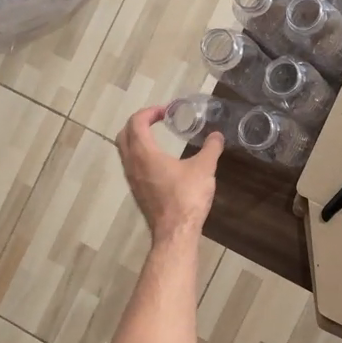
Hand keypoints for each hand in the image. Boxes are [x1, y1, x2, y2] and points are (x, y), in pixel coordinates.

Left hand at [117, 107, 221, 241]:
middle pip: (124, 134)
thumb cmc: (187, 197)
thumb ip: (211, 149)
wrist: (175, 231)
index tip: (167, 111)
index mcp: (144, 153)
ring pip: (125, 151)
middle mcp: (132, 163)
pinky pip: (131, 165)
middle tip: (157, 120)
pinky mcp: (137, 191)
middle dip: (138, 123)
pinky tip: (158, 161)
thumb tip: (217, 135)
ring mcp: (132, 179)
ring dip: (136, 139)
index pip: (136, 122)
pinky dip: (140, 155)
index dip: (150, 112)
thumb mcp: (204, 169)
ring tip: (156, 137)